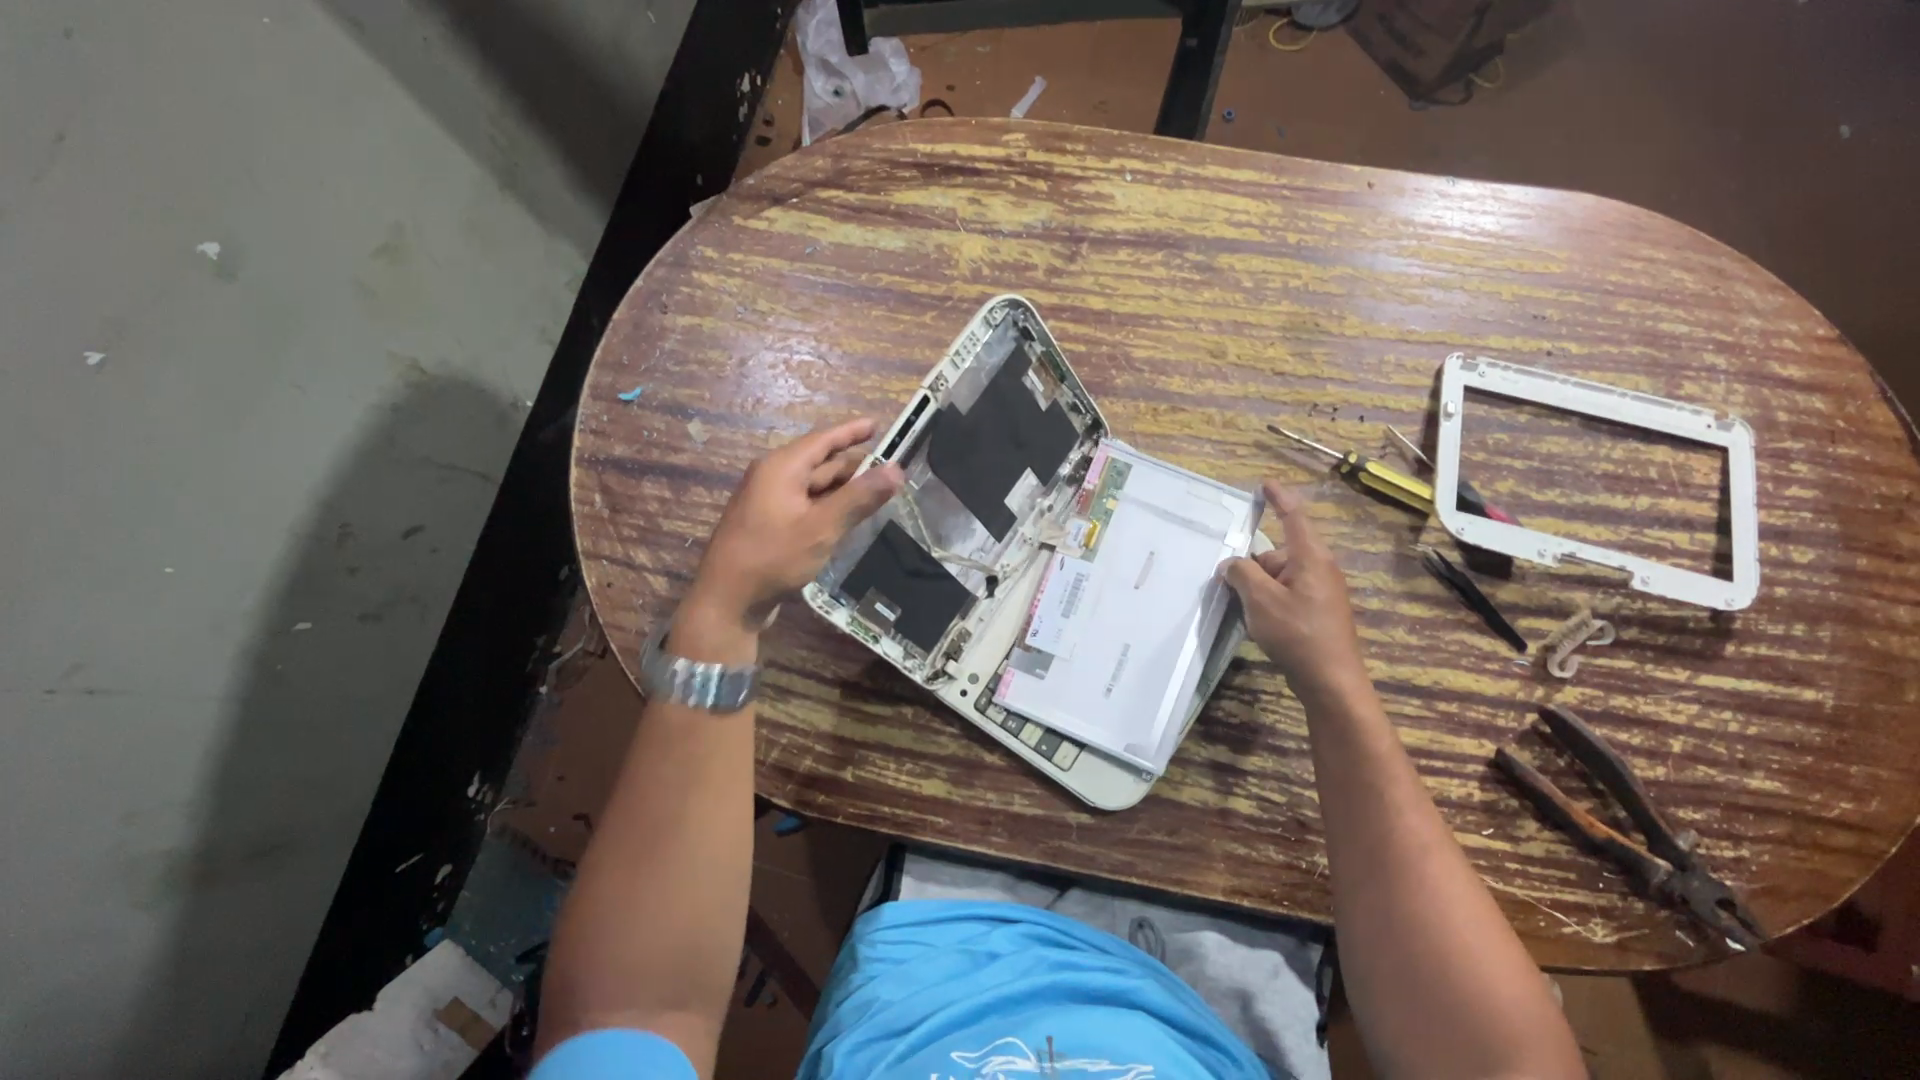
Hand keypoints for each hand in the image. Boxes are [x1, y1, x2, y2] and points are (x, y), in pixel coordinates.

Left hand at [681, 418, 903, 648]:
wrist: (727, 601)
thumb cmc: (773, 557)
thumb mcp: (822, 527)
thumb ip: (859, 497)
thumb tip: (896, 469)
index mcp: (781, 468)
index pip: (823, 440)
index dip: (851, 432)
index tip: (877, 424)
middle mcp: (772, 478)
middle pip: (819, 463)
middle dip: (852, 465)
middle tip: (888, 468)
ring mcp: (767, 503)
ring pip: (813, 487)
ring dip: (842, 489)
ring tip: (875, 492)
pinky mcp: (768, 526)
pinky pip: (804, 506)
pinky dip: (827, 507)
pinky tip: (847, 519)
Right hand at [1218, 481, 1366, 697]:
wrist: (1331, 680)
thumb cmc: (1297, 633)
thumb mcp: (1260, 600)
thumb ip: (1241, 574)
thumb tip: (1231, 565)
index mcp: (1310, 557)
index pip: (1292, 517)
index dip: (1278, 499)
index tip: (1264, 485)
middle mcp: (1319, 568)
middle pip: (1277, 553)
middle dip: (1252, 565)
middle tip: (1229, 585)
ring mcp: (1321, 590)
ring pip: (1279, 576)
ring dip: (1258, 588)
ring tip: (1245, 612)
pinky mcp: (1319, 611)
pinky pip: (1287, 593)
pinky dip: (1269, 601)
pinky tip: (1260, 623)